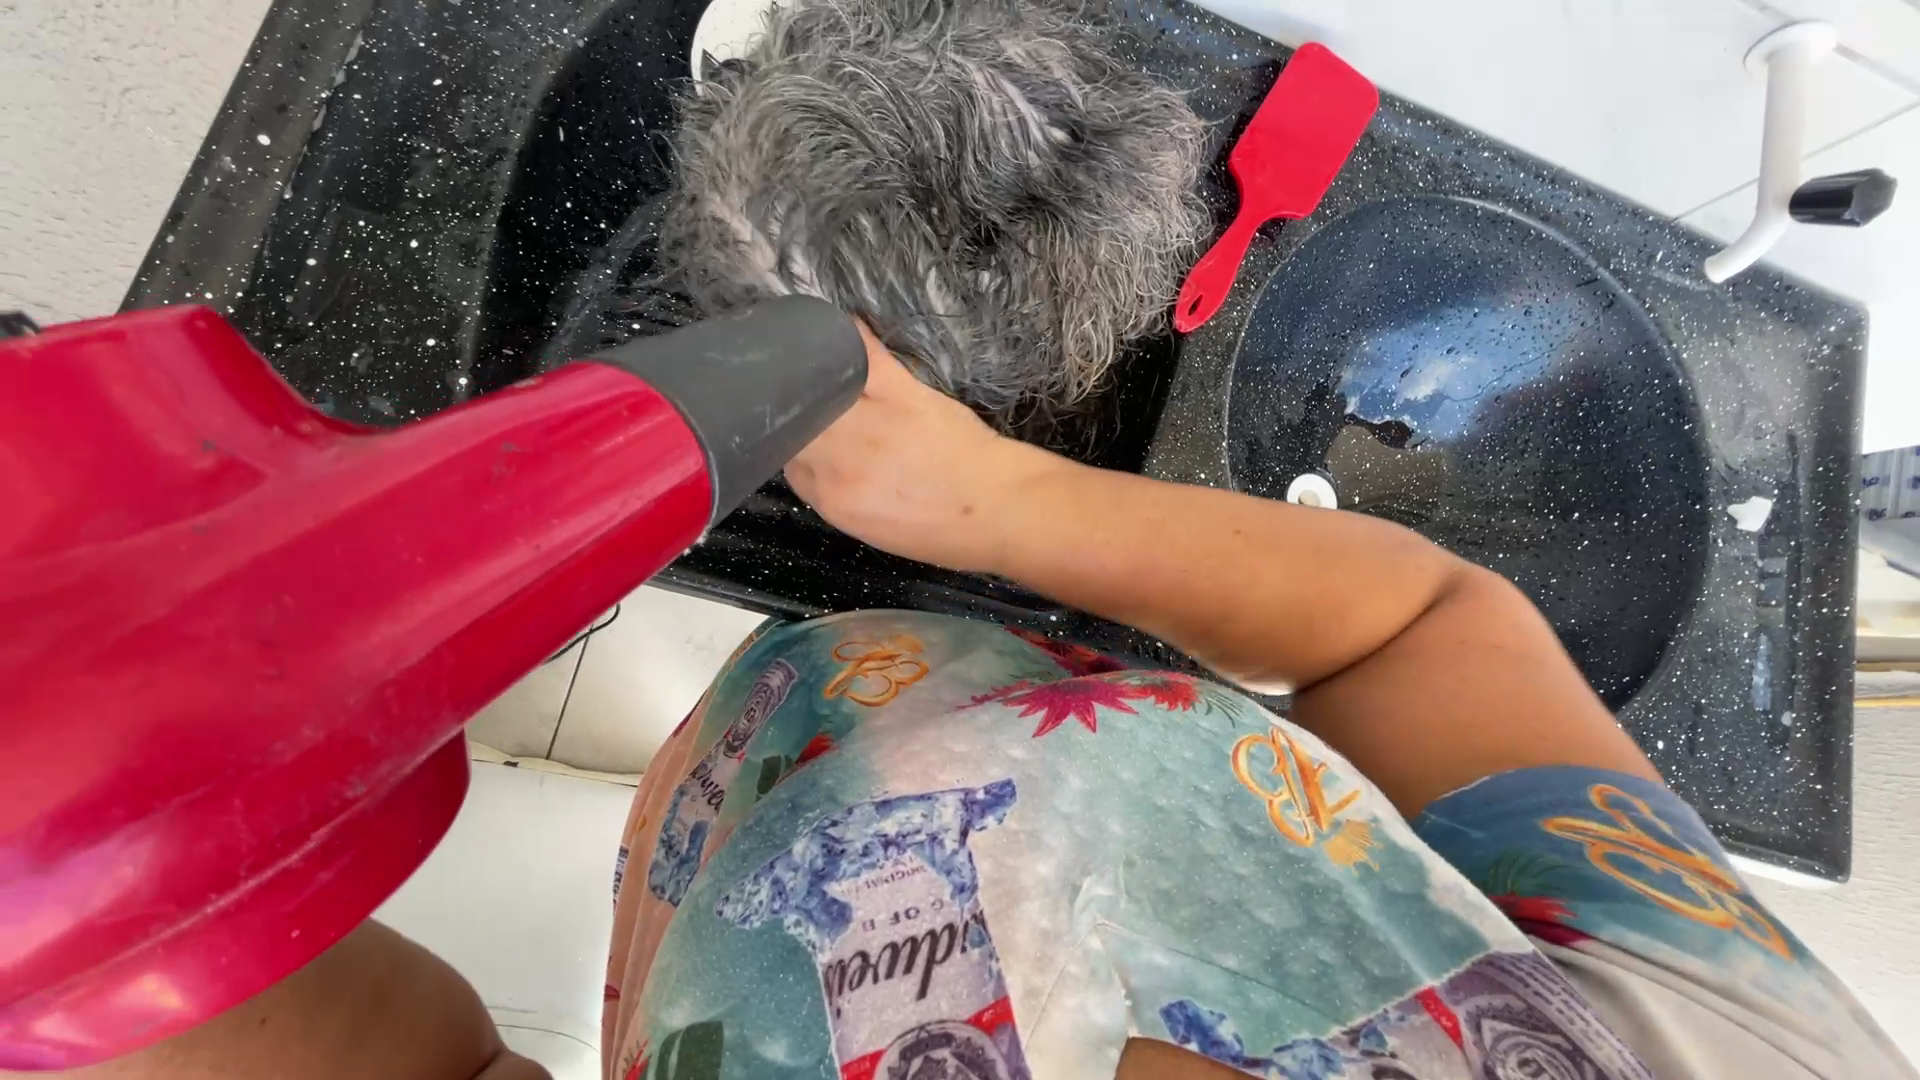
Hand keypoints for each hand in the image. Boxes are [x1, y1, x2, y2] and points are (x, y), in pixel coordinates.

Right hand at [785, 323, 1061, 572]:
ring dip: (815, 376)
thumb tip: (829, 465)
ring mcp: (868, 423)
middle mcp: (840, 462)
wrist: (1002, 509)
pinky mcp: (901, 392)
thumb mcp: (879, 530)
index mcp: (834, 502)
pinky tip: (842, 330)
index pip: (791, 462)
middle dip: (800, 413)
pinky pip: (861, 355)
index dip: (797, 446)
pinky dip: (850, 337)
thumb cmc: (948, 531)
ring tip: (818, 367)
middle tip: (815, 403)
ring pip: (817, 387)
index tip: (810, 437)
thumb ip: (844, 495)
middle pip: (796, 423)